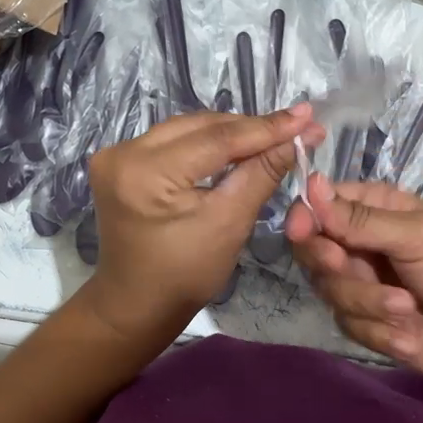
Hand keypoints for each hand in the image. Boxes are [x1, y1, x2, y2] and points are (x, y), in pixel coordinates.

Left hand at [81, 105, 322, 338]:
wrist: (136, 306)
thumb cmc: (183, 275)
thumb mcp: (229, 224)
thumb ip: (261, 173)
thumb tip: (296, 136)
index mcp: (145, 170)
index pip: (216, 137)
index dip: (265, 127)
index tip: (306, 116)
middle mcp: (124, 152)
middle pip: (200, 126)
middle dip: (250, 128)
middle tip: (296, 126)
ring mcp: (117, 154)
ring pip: (187, 129)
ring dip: (229, 133)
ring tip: (272, 135)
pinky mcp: (120, 162)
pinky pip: (172, 141)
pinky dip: (205, 143)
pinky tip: (236, 146)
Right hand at [286, 174, 422, 393]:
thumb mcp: (420, 236)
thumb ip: (362, 219)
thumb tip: (311, 185)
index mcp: (375, 209)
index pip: (321, 203)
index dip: (305, 215)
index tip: (301, 230)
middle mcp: (360, 243)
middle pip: (312, 247)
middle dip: (328, 261)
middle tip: (345, 267)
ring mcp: (360, 284)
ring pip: (327, 288)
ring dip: (365, 300)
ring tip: (405, 305)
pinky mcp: (364, 323)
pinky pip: (347, 322)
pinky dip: (377, 327)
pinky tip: (409, 328)